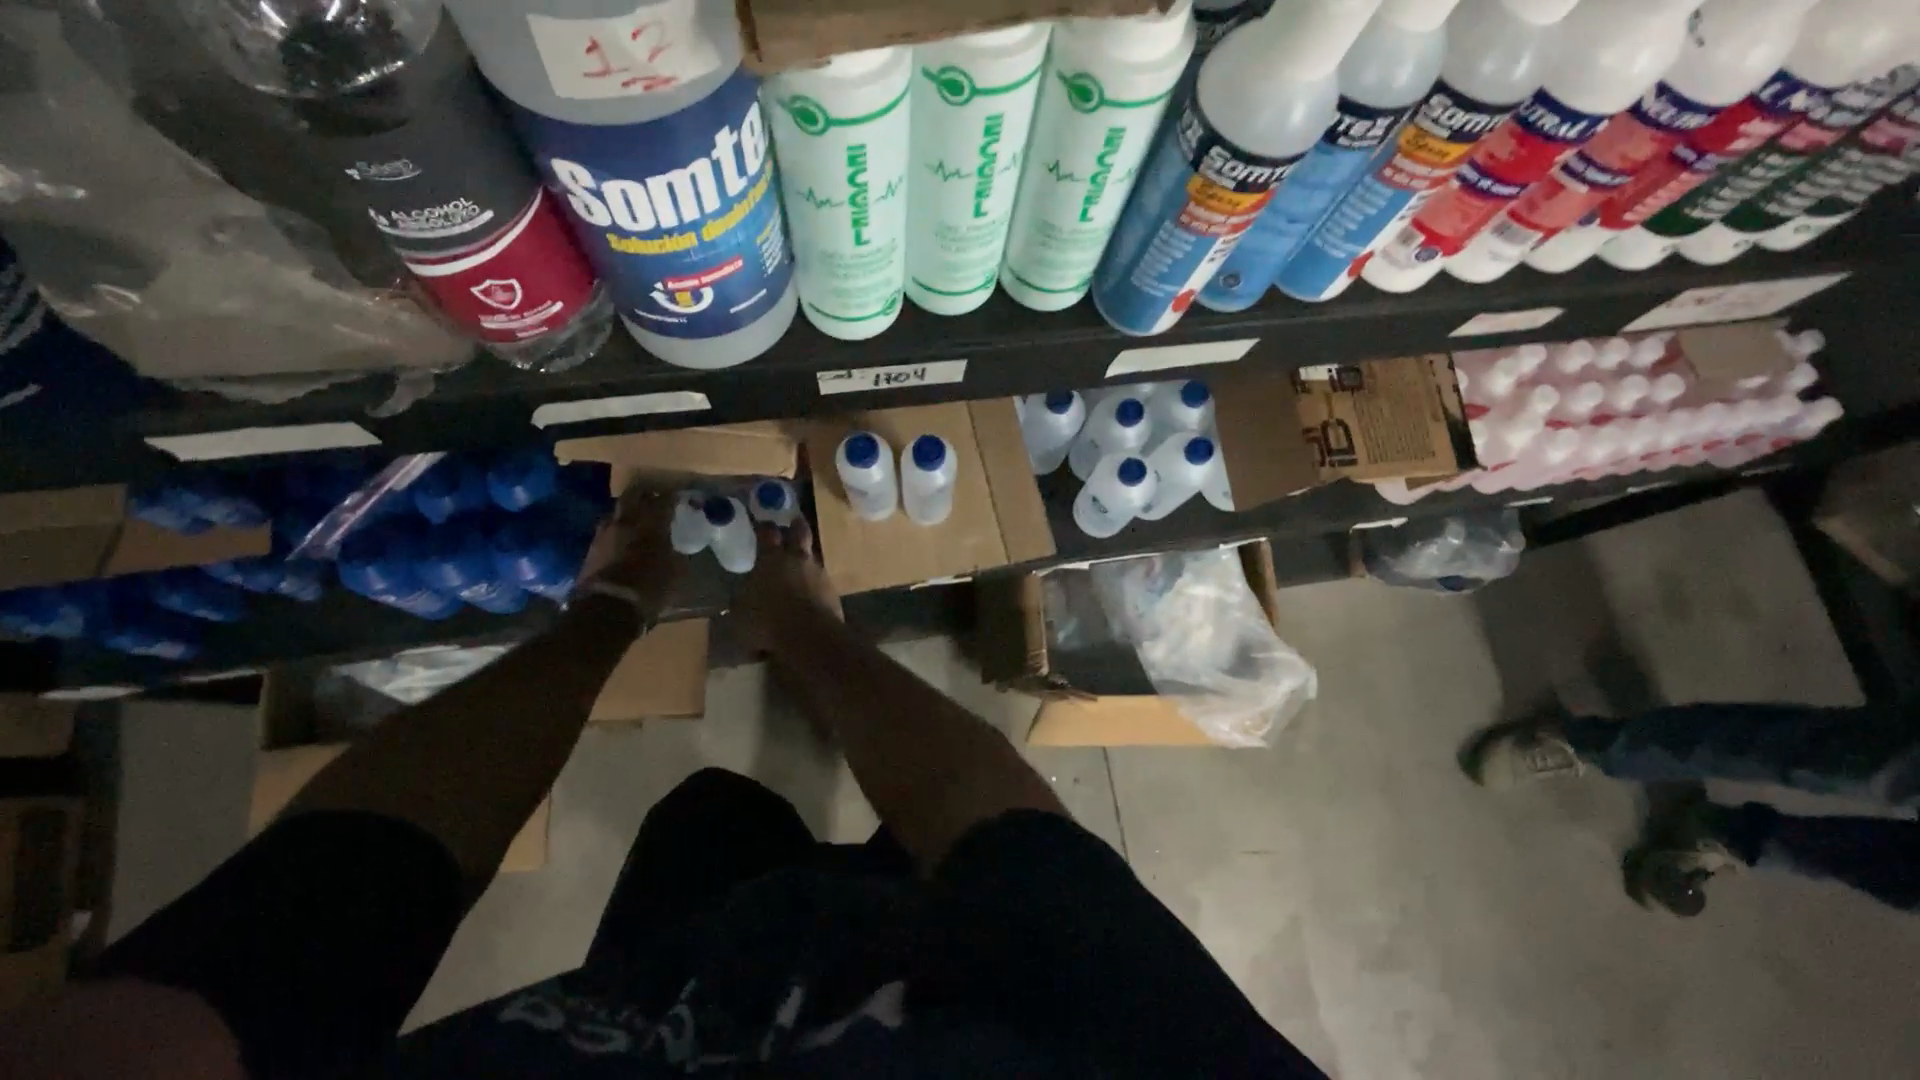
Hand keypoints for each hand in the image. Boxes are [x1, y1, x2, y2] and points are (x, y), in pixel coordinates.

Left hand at [576, 484, 677, 611]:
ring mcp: (604, 533)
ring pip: (616, 511)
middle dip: (644, 494)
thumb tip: (676, 546)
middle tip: (653, 499)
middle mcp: (626, 521)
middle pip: (633, 495)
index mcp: (651, 523)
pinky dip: (616, 530)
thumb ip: (676, 552)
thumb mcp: (675, 572)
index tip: (679, 498)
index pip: (664, 500)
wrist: (607, 608)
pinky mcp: (591, 548)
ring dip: (626, 512)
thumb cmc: (649, 589)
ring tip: (635, 520)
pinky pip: (606, 530)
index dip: (673, 497)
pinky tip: (622, 538)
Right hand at [737, 516, 840, 654]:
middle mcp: (798, 559)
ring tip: (800, 564)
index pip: (767, 532)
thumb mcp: (740, 613)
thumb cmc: (768, 621)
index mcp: (772, 558)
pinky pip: (821, 581)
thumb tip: (743, 594)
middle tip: (792, 522)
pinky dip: (814, 583)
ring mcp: (819, 574)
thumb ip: (742, 598)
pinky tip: (809, 592)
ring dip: (806, 558)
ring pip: (812, 557)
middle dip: (795, 526)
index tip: (761, 524)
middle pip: (799, 533)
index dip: (763, 527)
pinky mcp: (833, 592)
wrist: (811, 637)